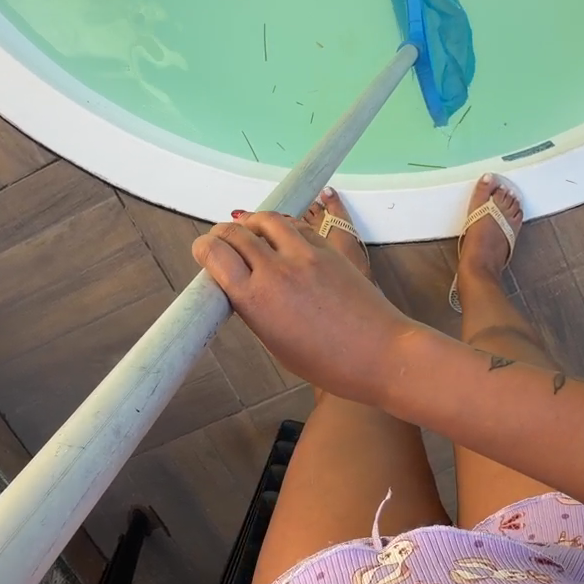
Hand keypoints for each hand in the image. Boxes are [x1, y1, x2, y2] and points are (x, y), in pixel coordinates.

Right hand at [192, 211, 418, 402]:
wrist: (380, 353)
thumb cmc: (327, 363)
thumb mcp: (275, 344)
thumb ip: (255, 309)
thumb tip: (242, 285)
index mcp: (255, 300)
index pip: (215, 254)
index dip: (204, 248)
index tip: (203, 250)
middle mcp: (275, 271)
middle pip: (236, 233)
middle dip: (222, 233)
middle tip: (219, 238)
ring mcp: (304, 255)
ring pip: (267, 220)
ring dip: (251, 222)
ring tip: (247, 228)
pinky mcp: (329, 250)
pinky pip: (296, 226)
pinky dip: (280, 225)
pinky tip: (278, 233)